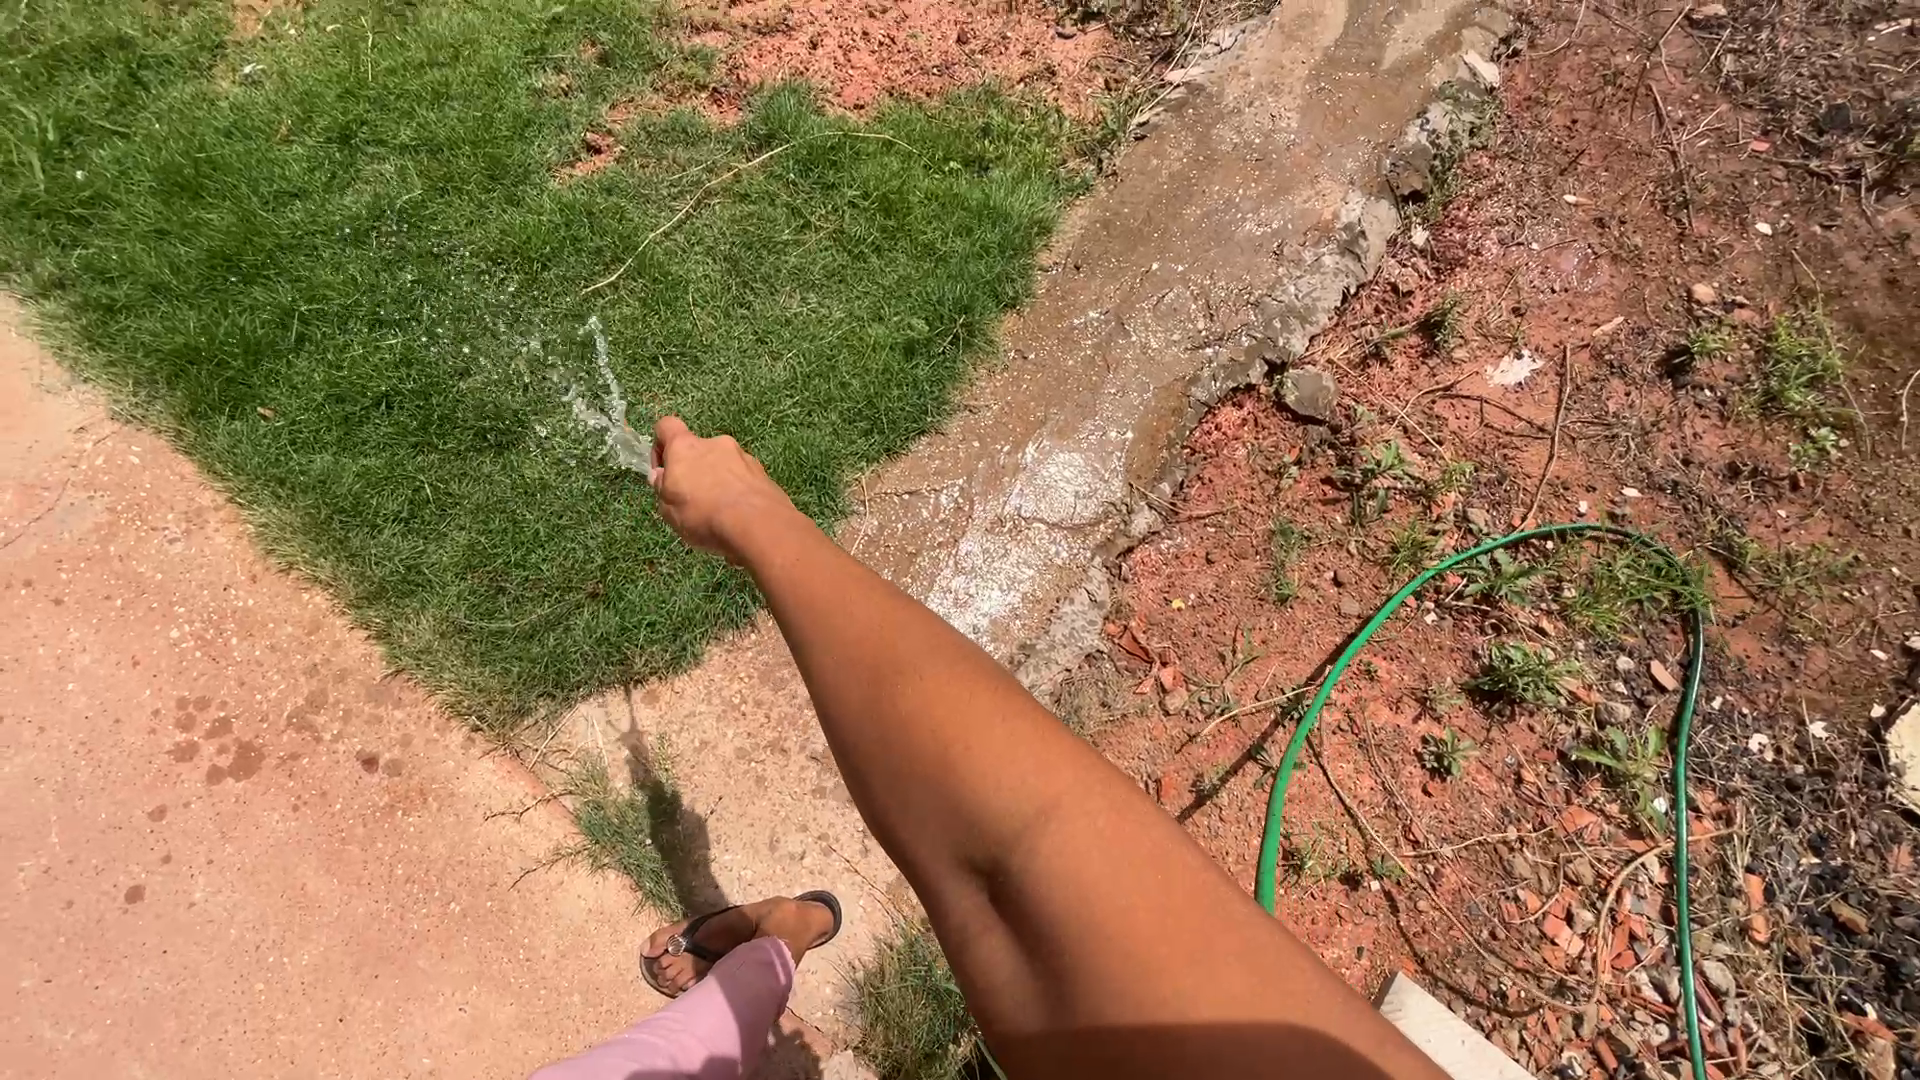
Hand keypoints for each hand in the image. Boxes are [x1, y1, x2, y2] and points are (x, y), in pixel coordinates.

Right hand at [649, 416, 801, 562]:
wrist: (759, 525)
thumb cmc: (704, 515)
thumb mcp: (668, 509)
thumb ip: (663, 488)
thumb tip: (662, 475)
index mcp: (686, 446)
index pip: (667, 426)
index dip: (660, 446)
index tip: (663, 472)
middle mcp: (717, 444)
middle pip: (699, 451)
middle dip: (695, 472)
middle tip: (695, 501)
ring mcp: (745, 458)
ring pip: (725, 466)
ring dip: (720, 482)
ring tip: (720, 514)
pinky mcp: (764, 474)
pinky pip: (745, 480)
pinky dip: (740, 492)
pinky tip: (741, 516)